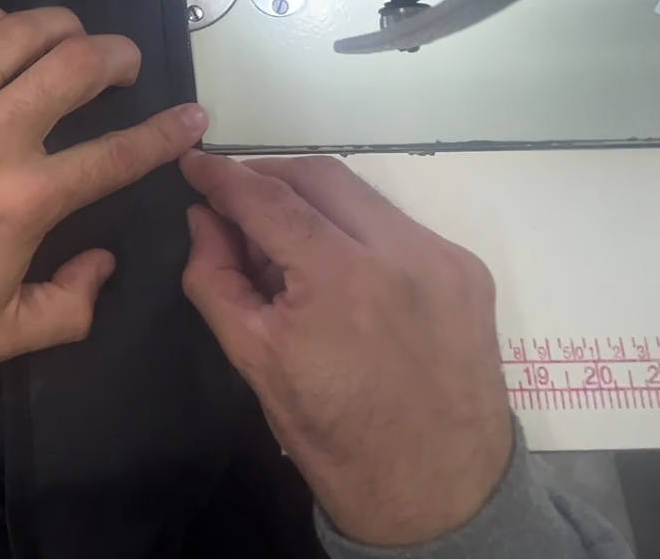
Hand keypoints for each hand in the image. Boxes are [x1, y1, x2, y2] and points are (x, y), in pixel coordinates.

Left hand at [0, 7, 207, 363]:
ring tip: (75, 36)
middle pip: (78, 67)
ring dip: (64, 25)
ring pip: (23, 32)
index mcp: (28, 196)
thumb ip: (71, 307)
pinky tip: (6, 32)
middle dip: (117, 56)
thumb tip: (104, 259)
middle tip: (124, 63)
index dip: (167, 133)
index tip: (192, 116)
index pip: (118, 153)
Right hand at [179, 152, 511, 547]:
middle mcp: (403, 254)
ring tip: (280, 236)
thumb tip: (203, 215)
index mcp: (343, 282)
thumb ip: (214, 275)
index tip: (192, 162)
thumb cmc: (333, 433)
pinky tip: (331, 261)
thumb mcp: (251, 356)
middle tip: (233, 199)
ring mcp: (444, 259)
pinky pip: (390, 221)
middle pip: (318, 175)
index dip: (223, 174)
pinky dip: (348, 224)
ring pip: (357, 191)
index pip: (269, 200)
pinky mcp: (468, 271)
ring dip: (307, 197)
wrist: (439, 497)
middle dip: (266, 174)